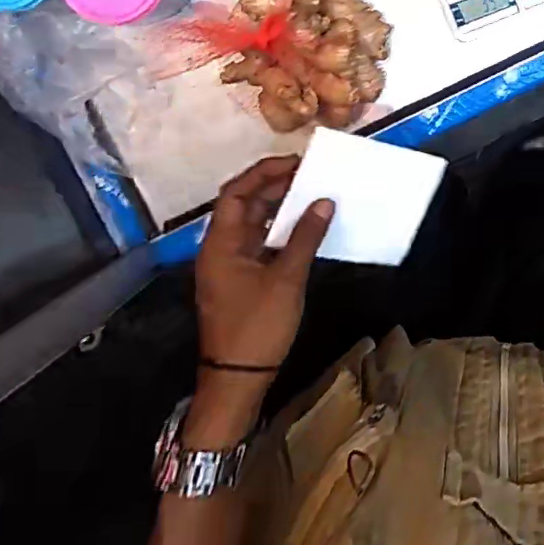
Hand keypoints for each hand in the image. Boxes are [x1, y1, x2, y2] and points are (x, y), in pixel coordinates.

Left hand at [195, 155, 333, 378]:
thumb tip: (324, 202)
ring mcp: (229, 265)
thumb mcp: (286, 279)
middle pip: (243, 205)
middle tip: (308, 176)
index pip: (236, 193)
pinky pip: (259, 244)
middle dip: (273, 187)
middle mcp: (220, 248)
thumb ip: (305, 237)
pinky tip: (302, 228)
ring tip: (309, 195)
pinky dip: (278, 232)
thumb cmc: (257, 326)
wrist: (238, 380)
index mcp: (220, 243)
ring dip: (277, 209)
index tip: (294, 164)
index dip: (263, 173)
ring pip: (252, 225)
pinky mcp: (240, 280)